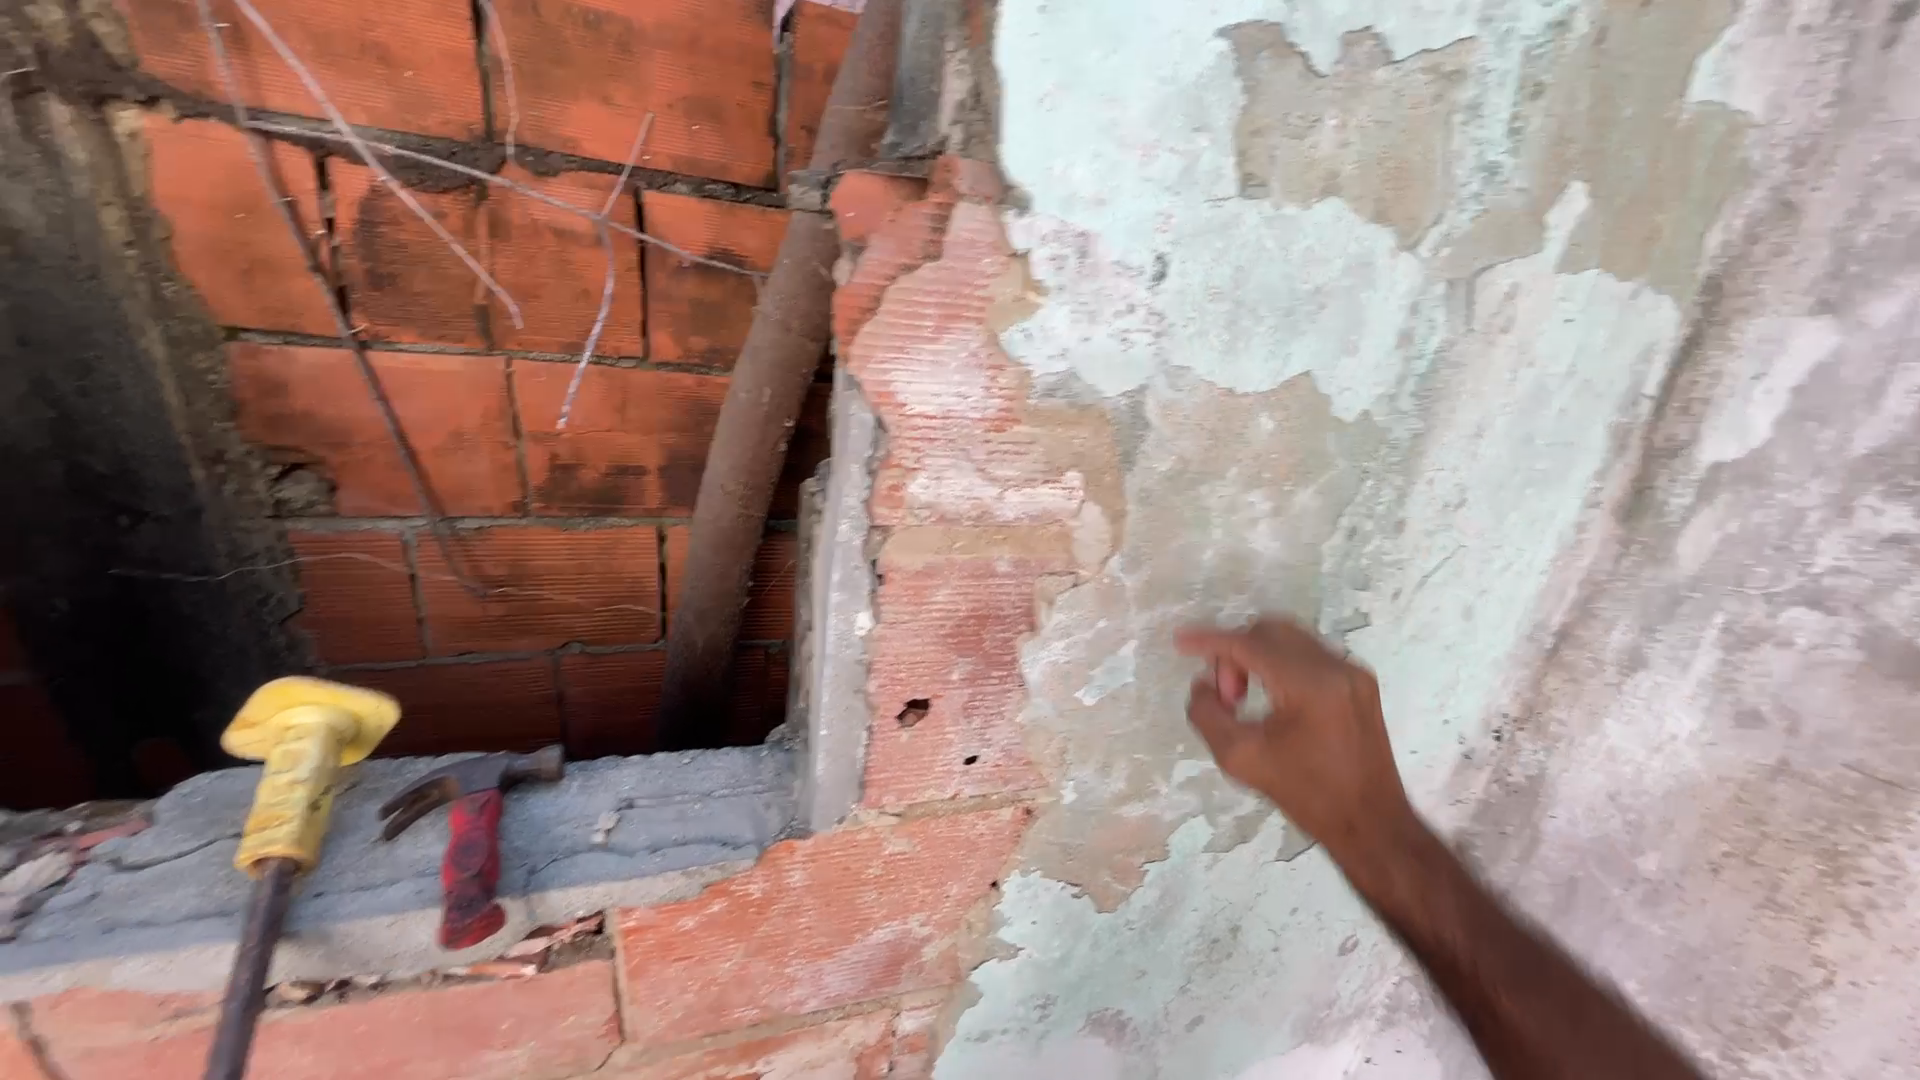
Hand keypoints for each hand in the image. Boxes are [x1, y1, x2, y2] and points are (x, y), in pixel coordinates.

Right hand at [1174, 617, 1415, 866]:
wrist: (1371, 824)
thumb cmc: (1305, 795)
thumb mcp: (1239, 758)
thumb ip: (1207, 713)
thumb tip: (1204, 685)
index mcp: (1310, 685)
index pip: (1248, 644)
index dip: (1209, 641)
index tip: (1180, 644)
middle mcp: (1335, 667)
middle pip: (1269, 630)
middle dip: (1235, 652)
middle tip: (1226, 695)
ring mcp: (1352, 672)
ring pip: (1289, 638)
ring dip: (1256, 656)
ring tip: (1245, 698)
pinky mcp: (1360, 683)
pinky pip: (1308, 654)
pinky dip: (1279, 664)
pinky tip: (1271, 698)